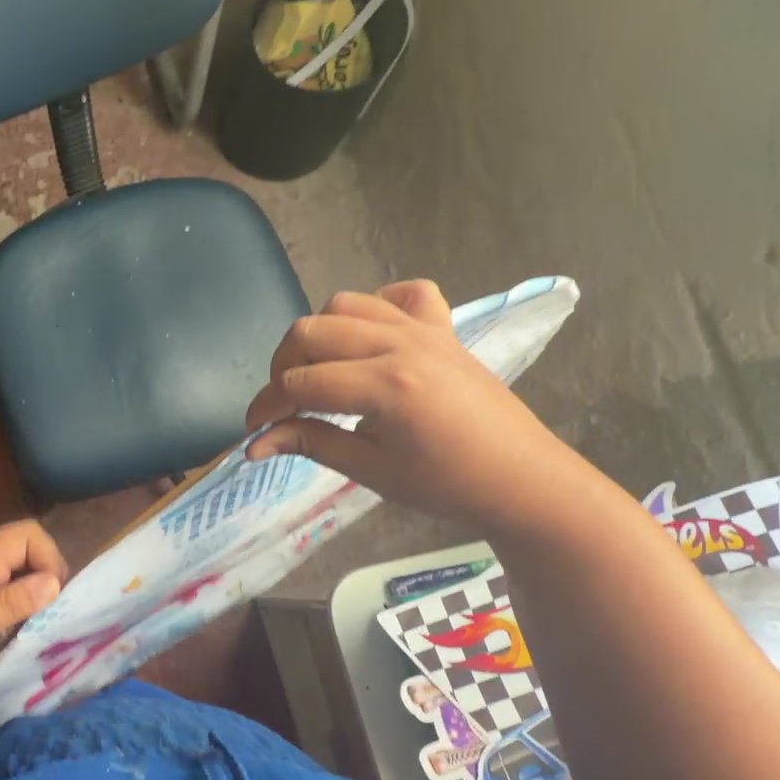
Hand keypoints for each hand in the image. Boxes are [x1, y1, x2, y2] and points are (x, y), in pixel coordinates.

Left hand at [0, 520, 67, 695]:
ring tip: (31, 626)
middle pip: (21, 551)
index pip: (26, 534)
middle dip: (42, 577)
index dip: (48, 556)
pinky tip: (8, 632)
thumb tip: (55, 581)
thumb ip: (16, 601)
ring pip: (10, 573)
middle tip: (46, 614)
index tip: (52, 593)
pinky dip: (9, 606)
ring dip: (27, 595)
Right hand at [244, 281, 604, 533]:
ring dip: (318, 334)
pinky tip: (368, 338)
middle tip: (284, 405)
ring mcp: (426, 330)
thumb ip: (309, 443)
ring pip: (346, 305)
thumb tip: (255, 444)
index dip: (267, 406)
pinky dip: (376, 306)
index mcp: (386, 386)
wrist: (523, 481)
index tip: (255, 431)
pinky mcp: (444, 329)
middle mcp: (401, 345)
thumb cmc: (445, 485)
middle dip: (283, 368)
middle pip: (311, 332)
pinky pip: (403, 294)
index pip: (300, 382)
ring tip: (318, 372)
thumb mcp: (369, 470)